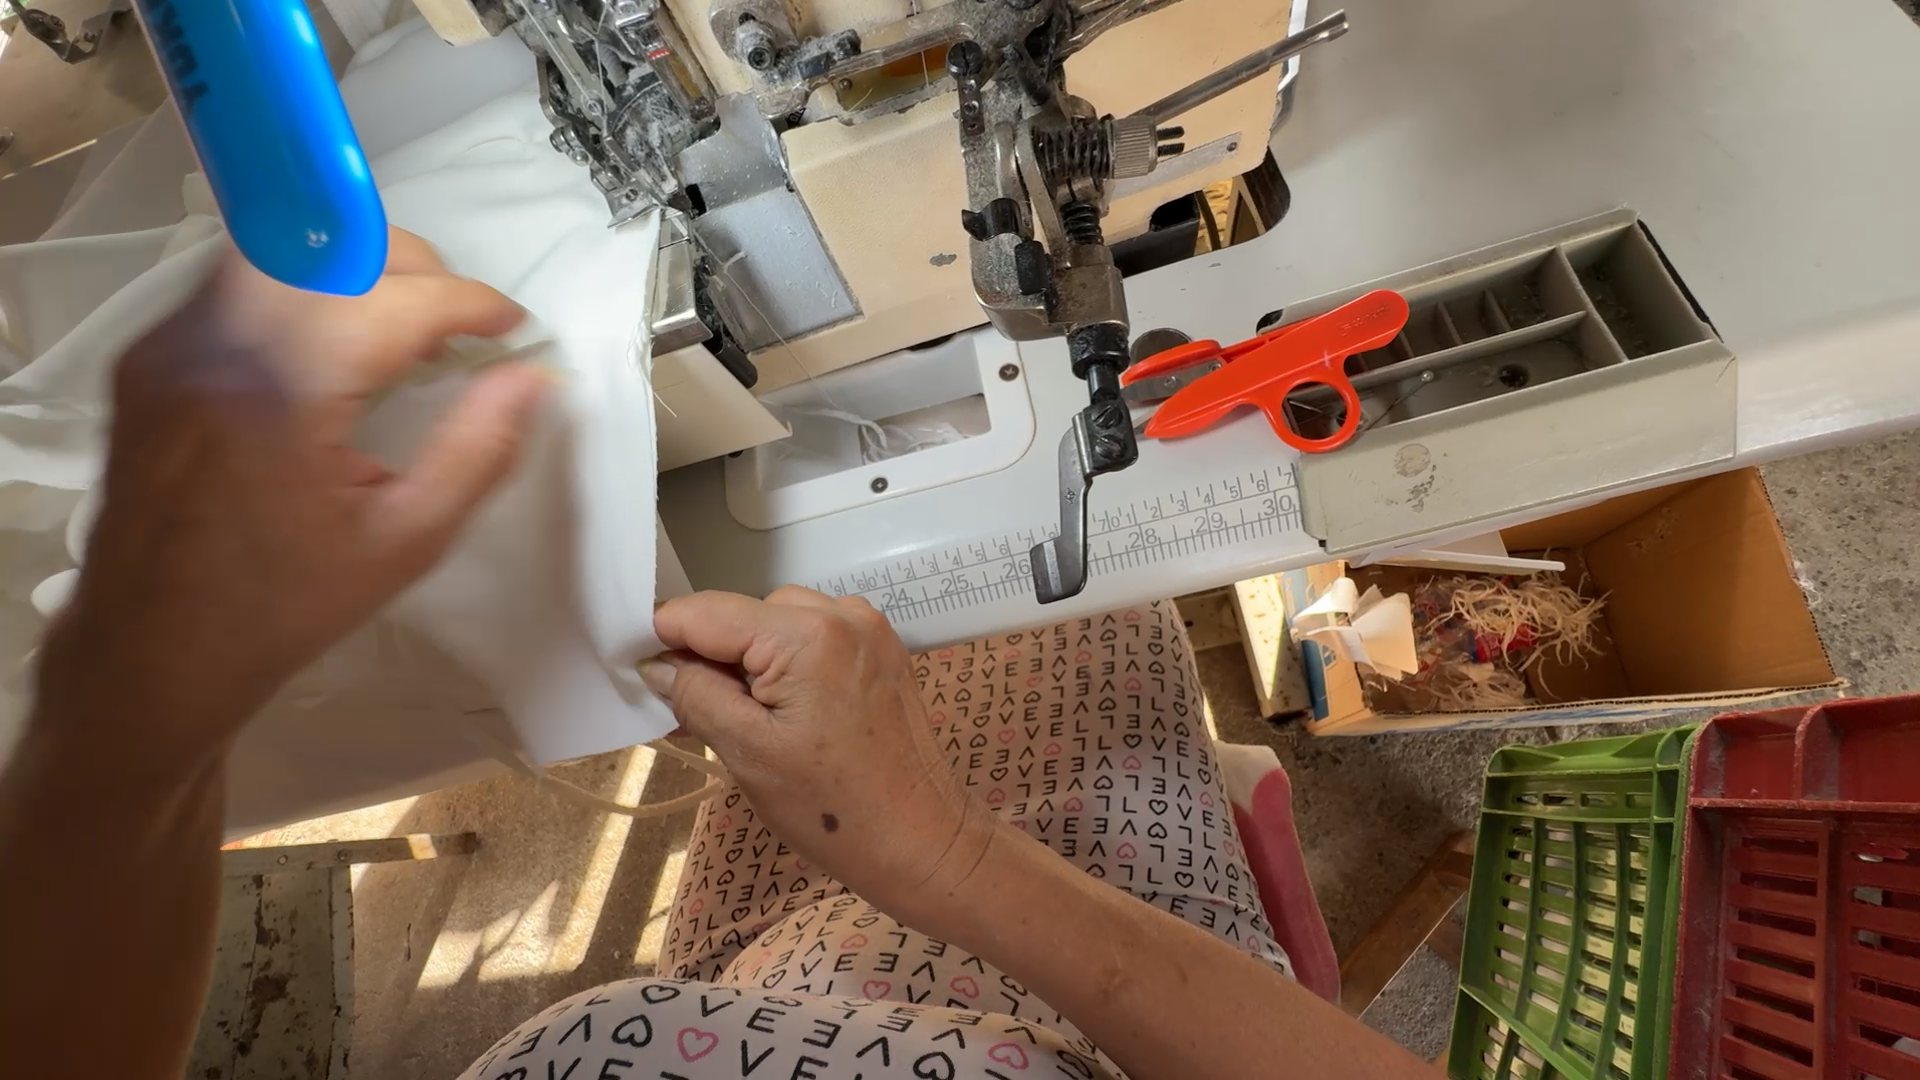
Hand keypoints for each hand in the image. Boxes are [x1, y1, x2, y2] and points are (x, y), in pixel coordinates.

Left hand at [33, 229, 545, 774]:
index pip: (392, 299)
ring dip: (363, 271)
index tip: (516, 328)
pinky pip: (243, 285)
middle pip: (328, 248)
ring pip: (279, 252)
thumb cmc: (296, 601)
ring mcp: (169, 346)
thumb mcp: (415, 536)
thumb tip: (534, 378)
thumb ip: (482, 448)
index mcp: (282, 394)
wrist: (155, 646)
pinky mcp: (152, 359)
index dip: (471, 301)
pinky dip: (316, 291)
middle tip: (470, 325)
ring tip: (416, 328)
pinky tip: (350, 348)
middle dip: (418, 270)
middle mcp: (212, 347)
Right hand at [644, 588, 999, 920]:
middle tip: (696, 712)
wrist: (920, 836)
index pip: (709, 612)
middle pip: (747, 614)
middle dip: (714, 654)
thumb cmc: (831, 808)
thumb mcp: (747, 753)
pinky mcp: (882, 647)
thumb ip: (696, 695)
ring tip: (746, 716)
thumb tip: (657, 663)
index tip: (635, 665)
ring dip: (753, 657)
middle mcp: (843, 613)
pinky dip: (790, 660)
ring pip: (780, 621)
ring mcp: (869, 627)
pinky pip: (817, 634)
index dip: (664, 635)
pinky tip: (785, 706)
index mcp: (807, 634)